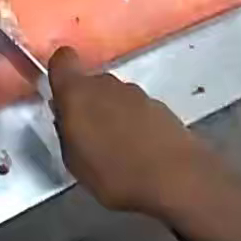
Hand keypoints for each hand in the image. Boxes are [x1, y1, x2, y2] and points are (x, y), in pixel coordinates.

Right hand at [47, 47, 204, 213]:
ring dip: (113, 114)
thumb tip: (66, 117)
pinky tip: (142, 153)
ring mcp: (137, 94)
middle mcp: (106, 84)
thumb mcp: (73, 161)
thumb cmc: (115, 172)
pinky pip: (139, 111)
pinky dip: (136, 125)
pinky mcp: (163, 108)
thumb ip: (65, 132)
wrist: (180, 181)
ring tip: (118, 149)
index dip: (60, 70)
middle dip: (87, 102)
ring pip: (116, 97)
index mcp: (77, 91)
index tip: (60, 92)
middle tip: (88, 134)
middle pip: (91, 82)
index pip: (63, 59)